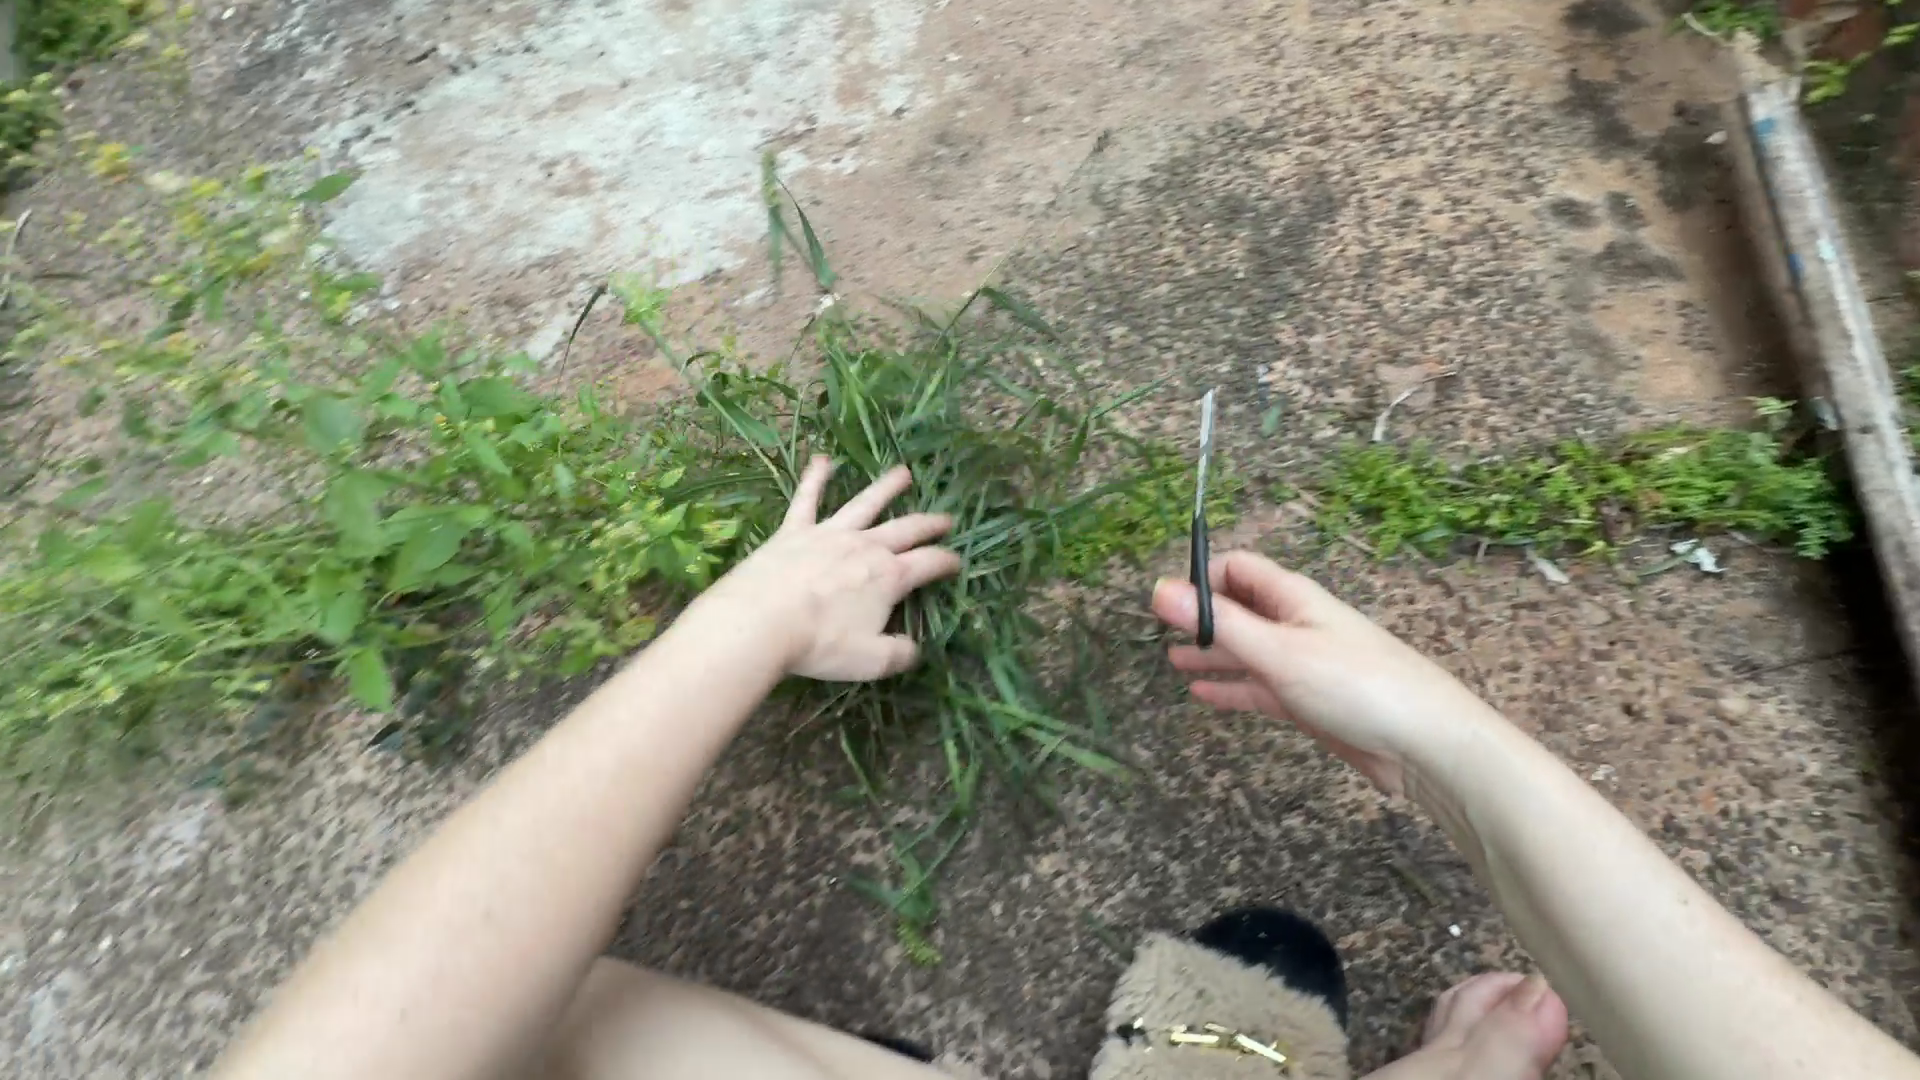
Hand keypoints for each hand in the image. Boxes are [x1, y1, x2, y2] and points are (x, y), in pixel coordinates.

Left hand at [696, 457, 961, 681]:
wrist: (761, 621)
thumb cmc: (820, 643)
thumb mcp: (871, 660)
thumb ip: (899, 654)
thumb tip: (914, 649)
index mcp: (889, 577)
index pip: (928, 564)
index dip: (946, 562)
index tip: (956, 561)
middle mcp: (866, 547)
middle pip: (906, 529)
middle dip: (929, 524)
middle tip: (946, 518)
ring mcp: (830, 534)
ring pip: (865, 504)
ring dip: (886, 488)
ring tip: (902, 473)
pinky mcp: (795, 531)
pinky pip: (807, 499)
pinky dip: (815, 478)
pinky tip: (821, 460)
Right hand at [1152, 551, 1502, 795]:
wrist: (1425, 746)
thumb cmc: (1352, 684)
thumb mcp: (1276, 651)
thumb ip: (1217, 623)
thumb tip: (1158, 590)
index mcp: (1291, 597)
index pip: (1237, 569)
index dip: (1201, 580)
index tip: (1167, 606)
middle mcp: (1295, 623)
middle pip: (1238, 609)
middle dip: (1201, 618)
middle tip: (1160, 633)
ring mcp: (1301, 662)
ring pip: (1246, 650)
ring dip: (1211, 653)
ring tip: (1172, 661)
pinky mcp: (1307, 699)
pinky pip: (1258, 686)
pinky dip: (1231, 687)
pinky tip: (1202, 693)